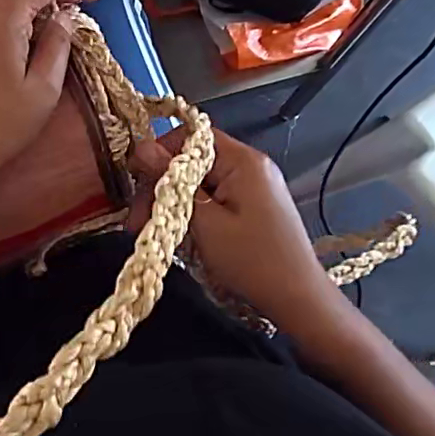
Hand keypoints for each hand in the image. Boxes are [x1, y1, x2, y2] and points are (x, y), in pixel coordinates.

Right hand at [129, 128, 337, 329]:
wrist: (299, 299)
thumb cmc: (252, 260)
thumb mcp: (205, 222)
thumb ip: (172, 182)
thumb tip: (142, 147)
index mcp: (242, 161)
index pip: (192, 136)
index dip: (159, 151)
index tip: (135, 179)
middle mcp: (249, 166)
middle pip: (193, 161)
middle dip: (161, 186)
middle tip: (136, 221)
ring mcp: (253, 186)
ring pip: (199, 183)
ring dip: (173, 204)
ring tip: (152, 233)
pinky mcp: (253, 206)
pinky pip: (213, 199)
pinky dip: (193, 214)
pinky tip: (179, 237)